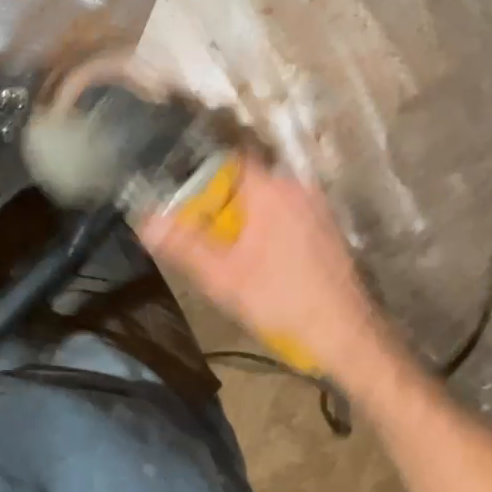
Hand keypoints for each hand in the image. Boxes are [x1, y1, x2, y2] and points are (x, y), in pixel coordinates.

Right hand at [139, 159, 393, 379]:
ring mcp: (316, 206)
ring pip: (267, 199)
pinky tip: (260, 259)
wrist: (345, 333)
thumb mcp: (222, 278)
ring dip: (245, 217)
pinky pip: (287, 214)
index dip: (201, 171)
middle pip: (246, 181)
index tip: (182, 189)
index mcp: (269, 189)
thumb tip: (146, 220)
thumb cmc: (281, 302)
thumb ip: (183, 245)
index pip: (227, 158)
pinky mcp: (327, 226)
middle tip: (201, 229)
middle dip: (221, 202)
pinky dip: (268, 227)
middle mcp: (296, 187)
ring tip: (227, 247)